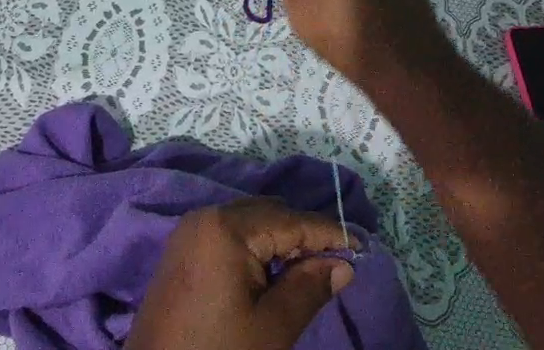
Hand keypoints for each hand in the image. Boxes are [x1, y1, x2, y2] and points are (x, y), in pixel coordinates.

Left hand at [127, 198, 354, 349]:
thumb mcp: (271, 328)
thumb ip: (309, 288)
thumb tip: (344, 265)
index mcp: (227, 227)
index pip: (291, 221)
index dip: (329, 234)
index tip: (361, 246)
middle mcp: (206, 216)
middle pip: (270, 214)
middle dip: (304, 236)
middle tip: (337, 263)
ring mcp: (190, 232)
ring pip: (250, 222)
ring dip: (280, 242)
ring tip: (310, 270)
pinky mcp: (182, 252)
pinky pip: (229, 235)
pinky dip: (256, 248)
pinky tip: (273, 273)